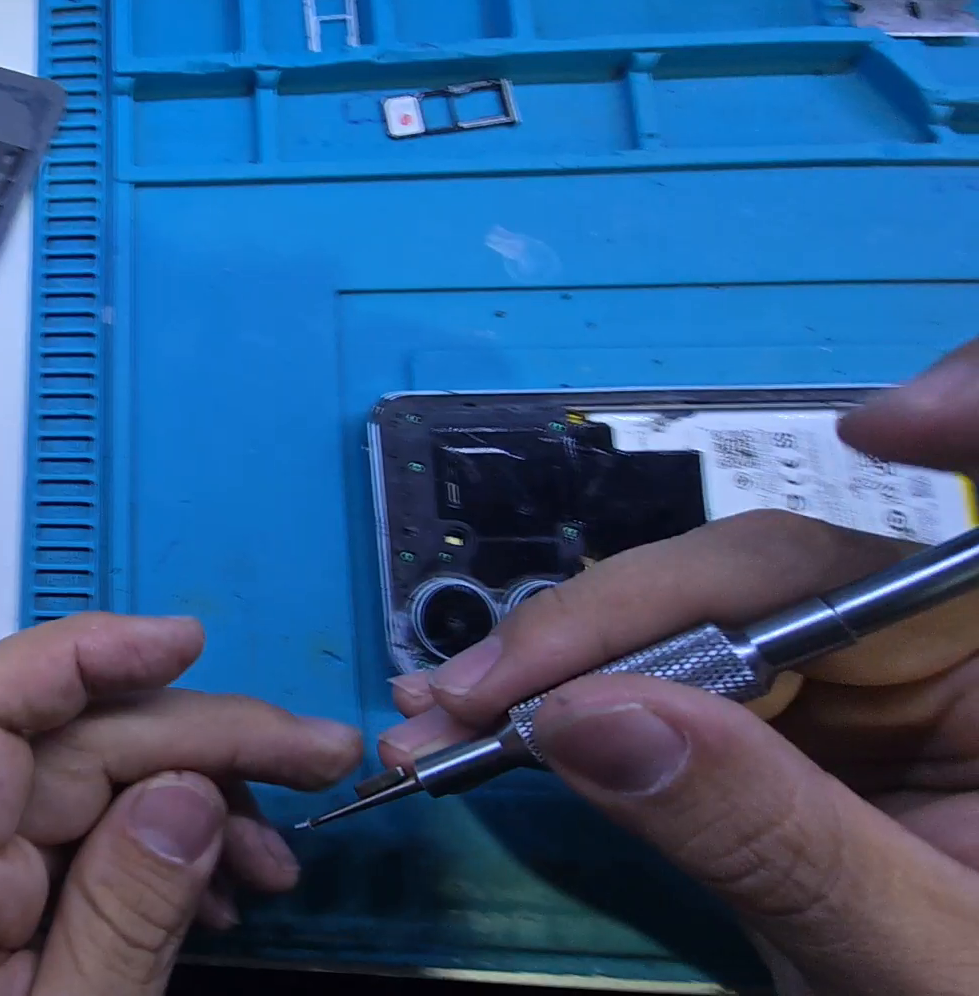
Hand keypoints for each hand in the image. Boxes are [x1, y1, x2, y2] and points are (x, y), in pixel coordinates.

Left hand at [0, 614, 360, 995]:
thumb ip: (123, 923)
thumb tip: (187, 791)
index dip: (80, 653)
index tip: (186, 644)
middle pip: (69, 737)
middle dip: (194, 733)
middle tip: (312, 752)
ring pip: (94, 774)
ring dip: (195, 792)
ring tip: (275, 857)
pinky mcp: (12, 886)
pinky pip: (94, 828)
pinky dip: (169, 842)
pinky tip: (226, 886)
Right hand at [380, 339, 978, 994]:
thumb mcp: (915, 963)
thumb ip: (769, 834)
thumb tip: (583, 710)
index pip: (941, 565)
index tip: (892, 423)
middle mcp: (926, 657)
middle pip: (746, 585)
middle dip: (590, 629)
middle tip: (471, 693)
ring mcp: (826, 682)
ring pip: (656, 627)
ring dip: (532, 670)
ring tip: (436, 714)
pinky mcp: (746, 714)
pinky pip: (628, 680)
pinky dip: (541, 703)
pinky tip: (470, 718)